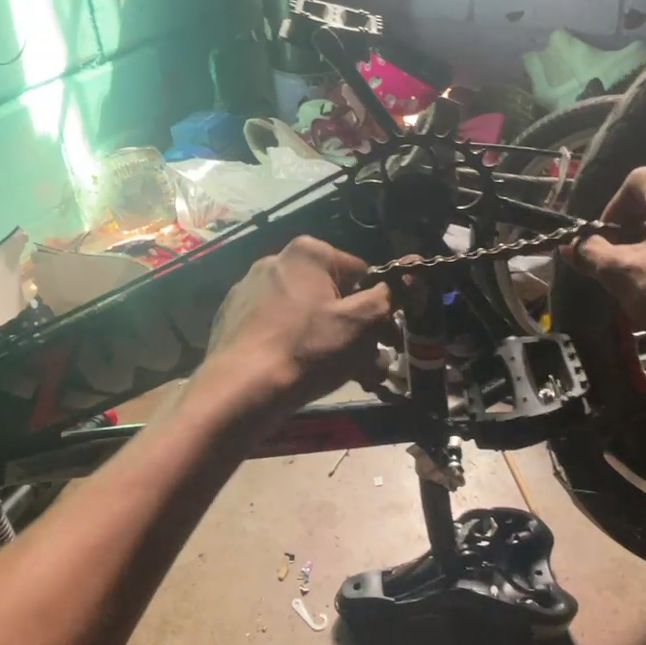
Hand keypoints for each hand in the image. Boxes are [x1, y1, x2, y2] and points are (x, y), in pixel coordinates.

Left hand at [199, 236, 395, 415]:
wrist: (240, 391)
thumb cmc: (309, 350)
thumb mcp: (362, 323)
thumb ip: (390, 295)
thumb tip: (412, 275)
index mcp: (307, 253)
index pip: (362, 273)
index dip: (380, 307)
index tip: (387, 339)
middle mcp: (274, 262)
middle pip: (333, 296)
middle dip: (355, 330)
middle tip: (370, 364)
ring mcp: (248, 291)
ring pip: (307, 316)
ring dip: (331, 342)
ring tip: (343, 376)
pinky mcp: (233, 320)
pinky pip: (278, 329)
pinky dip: (296, 347)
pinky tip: (302, 375)